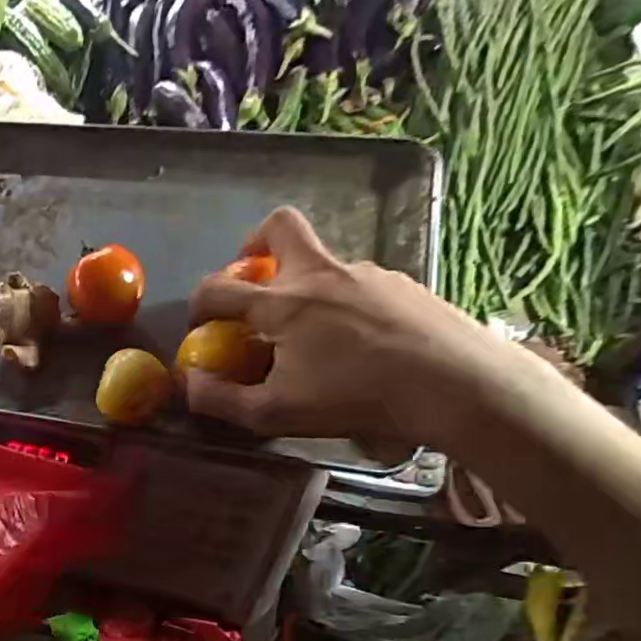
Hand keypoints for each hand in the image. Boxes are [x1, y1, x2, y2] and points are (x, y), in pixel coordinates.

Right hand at [184, 207, 509, 447]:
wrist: (453, 383)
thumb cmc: (353, 398)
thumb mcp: (274, 413)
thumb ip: (221, 400)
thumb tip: (187, 384)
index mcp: (283, 302)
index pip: (220, 288)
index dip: (199, 304)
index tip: (199, 324)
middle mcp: (321, 274)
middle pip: (280, 227)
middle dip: (254, 244)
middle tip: (252, 279)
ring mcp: (366, 273)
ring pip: (322, 260)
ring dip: (302, 284)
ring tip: (310, 334)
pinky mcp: (401, 284)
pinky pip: (357, 283)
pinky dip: (341, 302)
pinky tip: (356, 342)